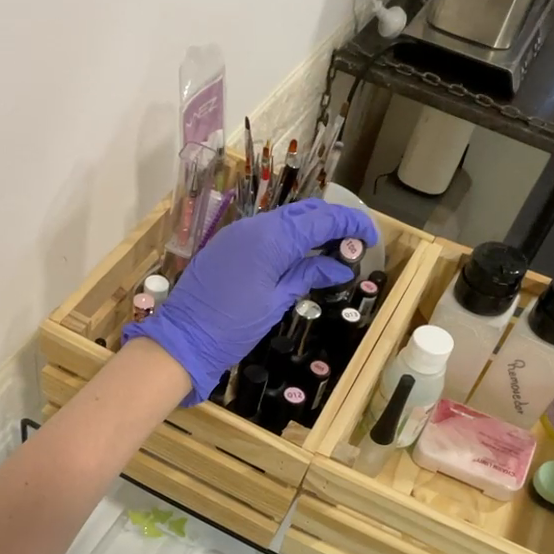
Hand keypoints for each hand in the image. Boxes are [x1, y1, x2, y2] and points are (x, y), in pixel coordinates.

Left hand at [127, 199, 378, 404]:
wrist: (183, 340)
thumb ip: (307, 275)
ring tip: (330, 253)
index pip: (322, 220)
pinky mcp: (226, 245)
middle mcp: (255, 227)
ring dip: (310, 231)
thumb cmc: (232, 327)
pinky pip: (264, 232)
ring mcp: (237, 234)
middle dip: (332, 225)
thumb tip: (340, 266)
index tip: (371, 240)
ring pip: (283, 221)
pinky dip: (287, 239)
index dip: (351, 226)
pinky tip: (298, 257)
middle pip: (304, 213)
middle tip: (353, 247)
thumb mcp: (276, 302)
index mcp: (272, 238)